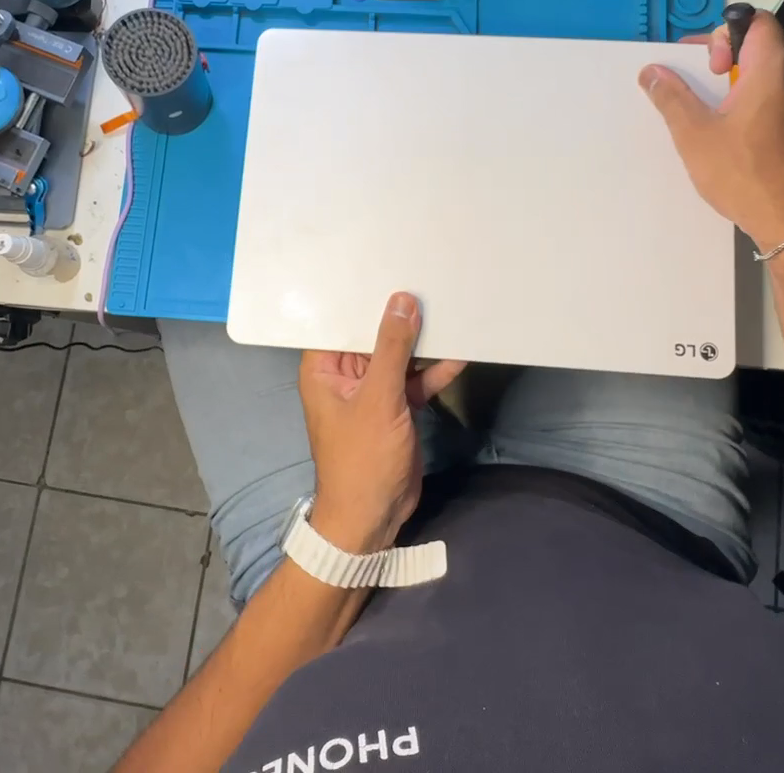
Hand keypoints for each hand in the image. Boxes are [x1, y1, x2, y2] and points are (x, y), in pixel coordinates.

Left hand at [298, 293, 466, 553]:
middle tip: (428, 278)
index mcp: (323, 368)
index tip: (388, 264)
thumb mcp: (379, 398)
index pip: (340, 320)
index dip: (363, 295)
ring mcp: (372, 392)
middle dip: (399, 315)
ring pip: (398, 357)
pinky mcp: (394, 408)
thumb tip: (402, 300)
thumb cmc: (362, 458)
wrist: (373, 518)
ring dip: (422, 342)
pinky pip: (414, 380)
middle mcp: (344, 375)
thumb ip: (393, 348)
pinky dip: (434, 371)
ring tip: (451, 308)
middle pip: (373, 335)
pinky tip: (460, 353)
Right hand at [640, 9, 783, 251]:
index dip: (725, 32)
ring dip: (736, 80)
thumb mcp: (695, 134)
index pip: (757, 21)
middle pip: (762, 44)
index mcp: (771, 71)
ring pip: (768, 73)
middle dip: (725, 54)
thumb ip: (672, 98)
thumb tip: (651, 71)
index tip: (706, 65)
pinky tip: (728, 132)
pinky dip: (749, 100)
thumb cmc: (744, 172)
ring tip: (708, 108)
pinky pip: (774, 97)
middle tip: (699, 81)